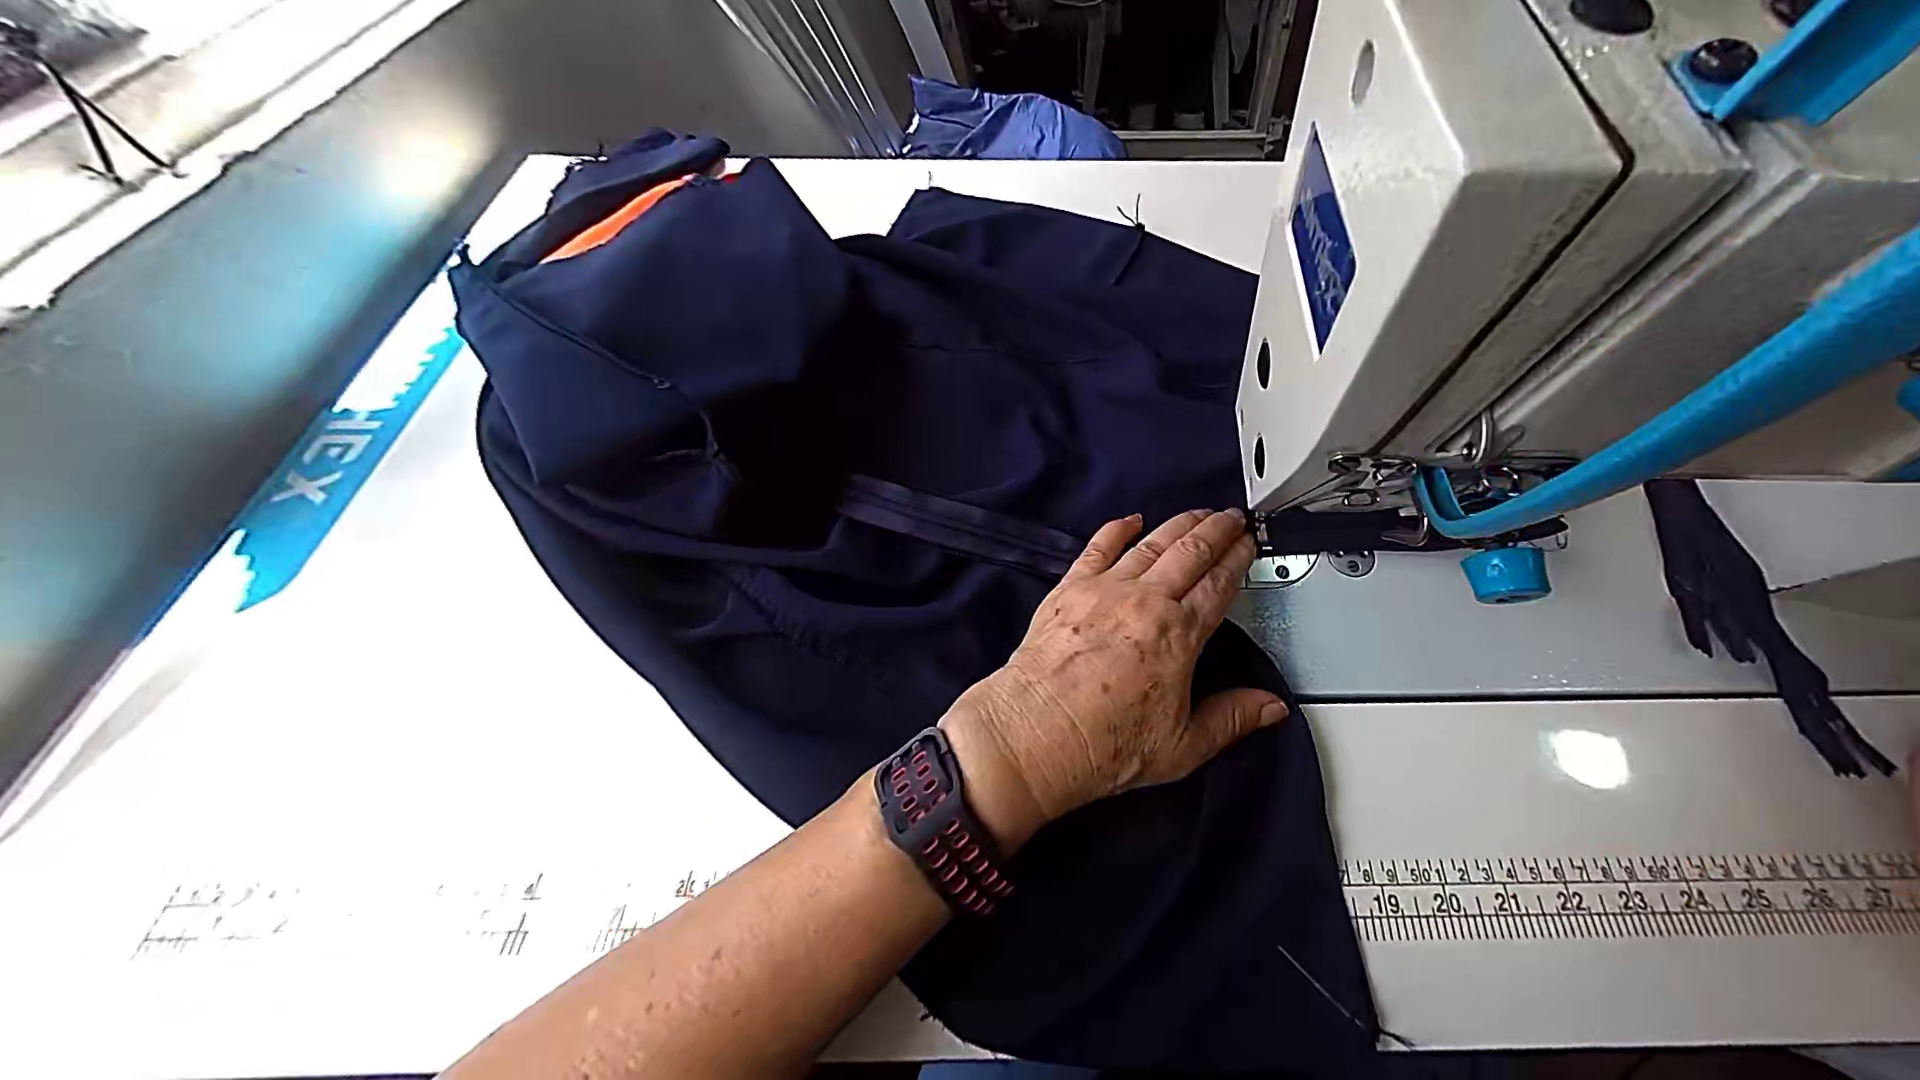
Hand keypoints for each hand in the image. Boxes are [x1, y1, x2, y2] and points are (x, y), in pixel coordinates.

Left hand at [941, 509, 1287, 851]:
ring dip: (1178, 525)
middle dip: (1217, 530)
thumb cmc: (1101, 742)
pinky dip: (1117, 530)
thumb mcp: (1182, 745)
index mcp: (1178, 635)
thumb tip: (1268, 707)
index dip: (1239, 559)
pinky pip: (1097, 548)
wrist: (1037, 734)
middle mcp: (1144, 602)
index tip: (1249, 545)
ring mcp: (1104, 591)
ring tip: (1196, 515)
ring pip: (1151, 544)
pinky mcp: (1069, 590)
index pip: (1220, 584)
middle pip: (1191, 552)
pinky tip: (1130, 521)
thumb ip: (1231, 719)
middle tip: (1231, 518)